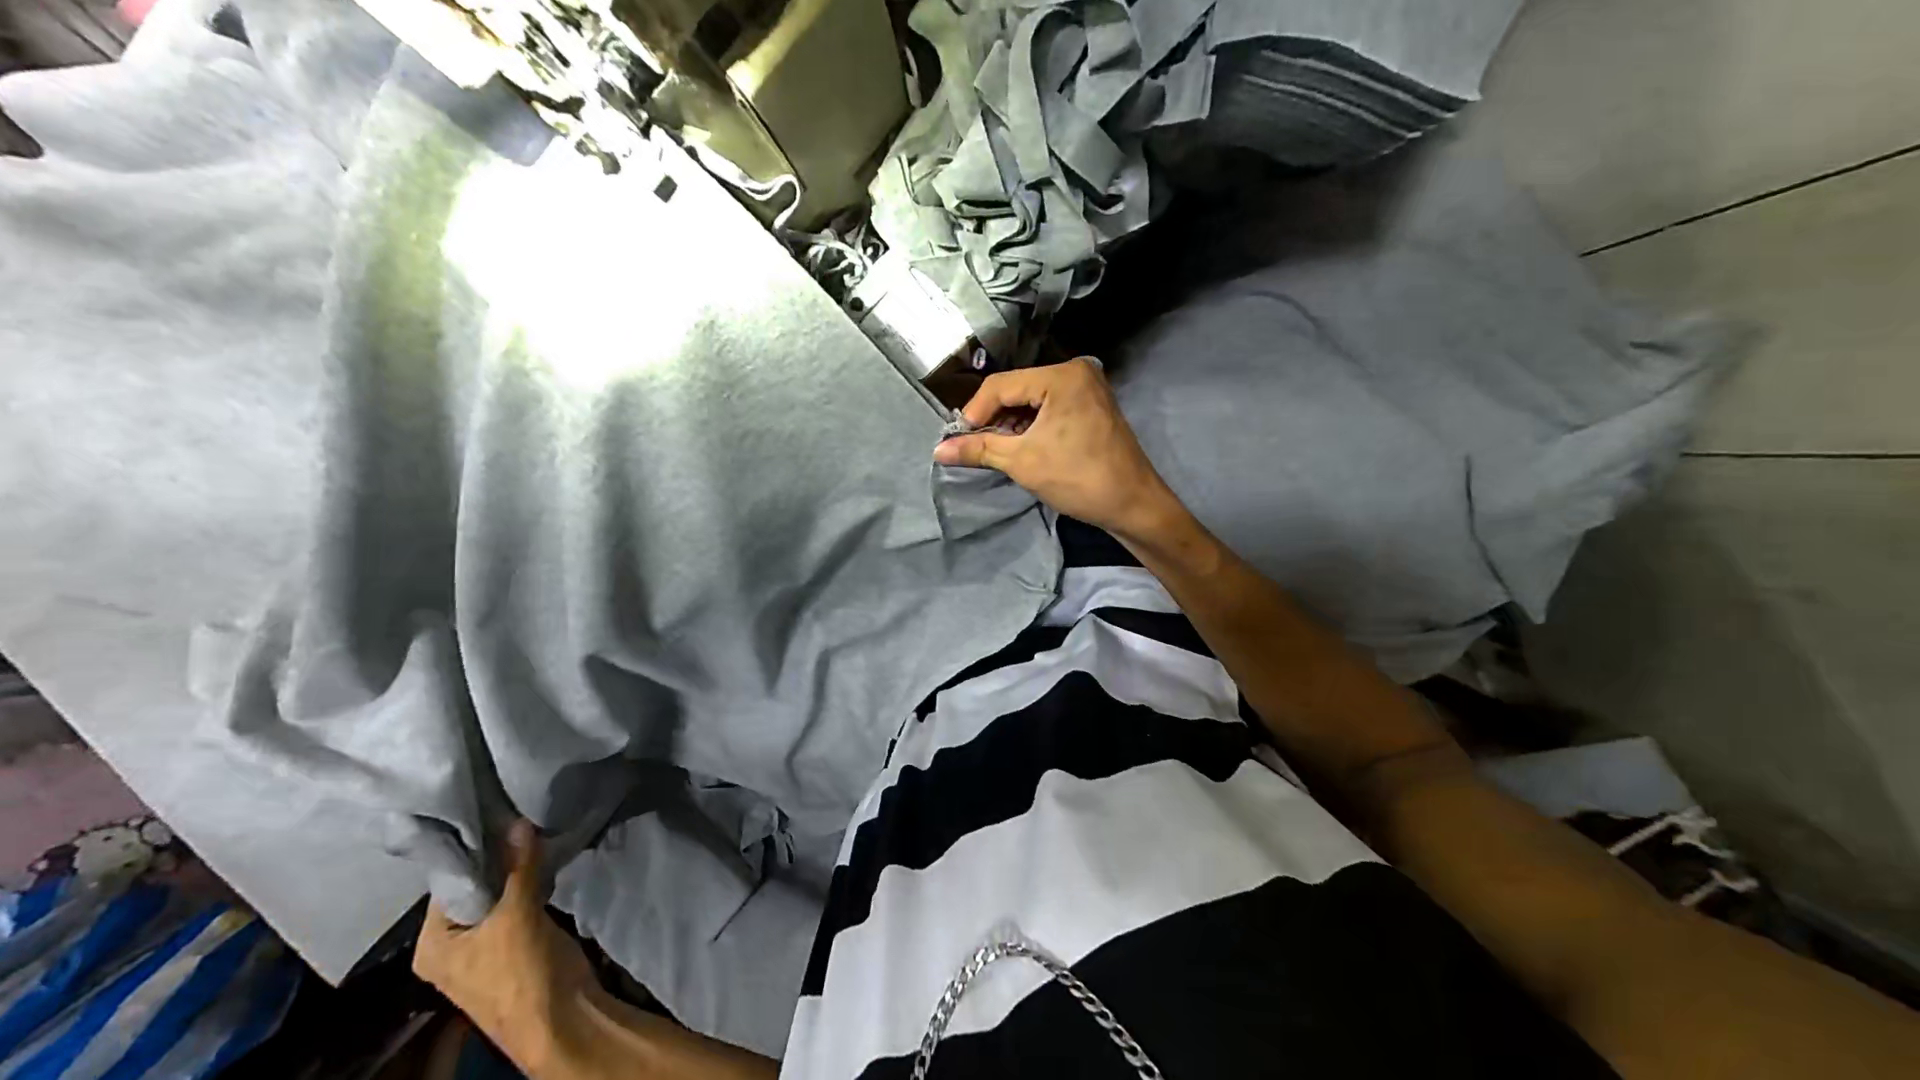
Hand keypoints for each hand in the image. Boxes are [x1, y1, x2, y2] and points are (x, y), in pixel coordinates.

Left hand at [414, 820, 595, 1076]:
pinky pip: (520, 902)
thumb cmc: (522, 974)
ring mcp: (486, 944)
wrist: (563, 1019)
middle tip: (523, 818)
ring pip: (500, 893)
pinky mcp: (517, 942)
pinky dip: (533, 882)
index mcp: (432, 945)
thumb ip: (519, 868)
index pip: (449, 882)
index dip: (475, 850)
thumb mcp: (517, 917)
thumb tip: (518, 821)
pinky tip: (547, 859)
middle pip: (475, 886)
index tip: (500, 814)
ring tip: (537, 831)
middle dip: (501, 857)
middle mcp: (452, 943)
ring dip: (519, 869)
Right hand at [934, 358, 1183, 541]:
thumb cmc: (1078, 479)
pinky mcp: (1091, 406)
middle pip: (1016, 389)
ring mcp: (1087, 388)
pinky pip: (1049, 408)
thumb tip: (938, 450)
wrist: (1133, 505)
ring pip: (1031, 400)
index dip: (974, 412)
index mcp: (1062, 376)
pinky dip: (1030, 426)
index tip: (957, 440)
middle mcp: (1076, 372)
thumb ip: (978, 449)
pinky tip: (1018, 447)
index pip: (1001, 385)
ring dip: (1010, 424)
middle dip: (992, 419)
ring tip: (993, 451)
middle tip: (971, 446)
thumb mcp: (1022, 462)